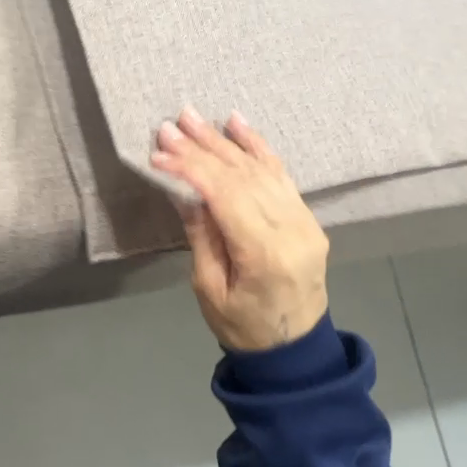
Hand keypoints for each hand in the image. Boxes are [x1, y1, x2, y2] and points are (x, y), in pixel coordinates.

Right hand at [151, 109, 330, 351]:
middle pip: (243, 177)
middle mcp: (292, 230)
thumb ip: (202, 236)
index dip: (191, 169)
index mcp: (265, 254)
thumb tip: (186, 191)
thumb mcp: (209, 288)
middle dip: (203, 148)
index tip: (159, 153)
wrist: (293, 347)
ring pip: (262, 169)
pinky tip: (238, 124)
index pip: (226, 196)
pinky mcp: (307, 217)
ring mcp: (305, 221)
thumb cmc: (241, 326)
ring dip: (225, 141)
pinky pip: (281, 175)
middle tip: (170, 125)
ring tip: (193, 118)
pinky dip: (259, 147)